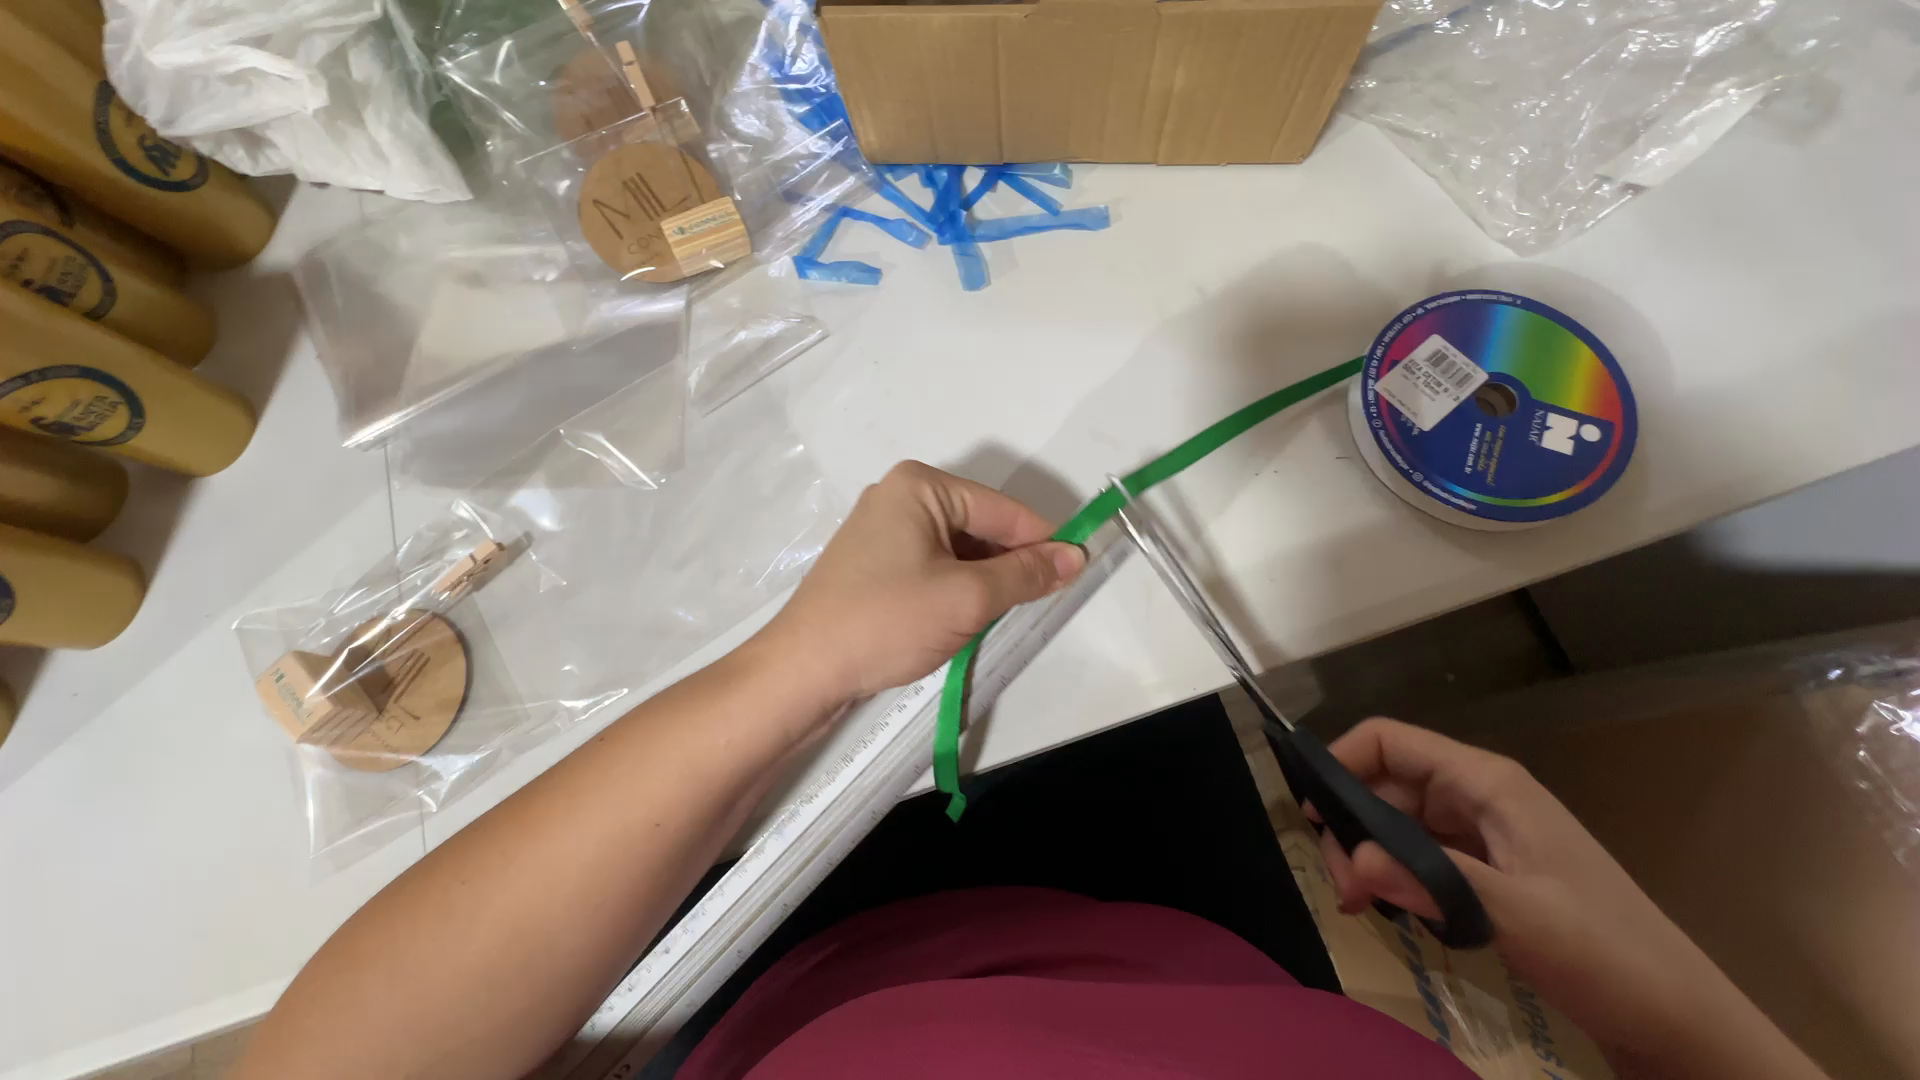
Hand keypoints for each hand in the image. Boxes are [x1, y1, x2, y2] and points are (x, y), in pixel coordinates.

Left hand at [755, 461, 1085, 705]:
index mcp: (920, 485)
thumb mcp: (967, 597)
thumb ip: (1025, 574)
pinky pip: (931, 565)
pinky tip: (960, 619)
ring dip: (981, 581)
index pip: (1002, 509)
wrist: (804, 669)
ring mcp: (881, 529)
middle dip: (1008, 565)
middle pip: (980, 526)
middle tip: (1033, 605)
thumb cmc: (887, 621)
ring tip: (991, 618)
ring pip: (957, 549)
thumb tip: (1075, 556)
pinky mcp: (872, 562)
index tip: (1076, 573)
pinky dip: (954, 588)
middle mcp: (898, 496)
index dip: (1043, 542)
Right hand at [1316, 718, 1824, 1078]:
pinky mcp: (1482, 869)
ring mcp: (1480, 833)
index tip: (1310, 815)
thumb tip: (1354, 861)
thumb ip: (1435, 883)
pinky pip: (1415, 855)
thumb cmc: (1611, 954)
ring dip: (1366, 855)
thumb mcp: (1524, 917)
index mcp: (1487, 783)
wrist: (1681, 1021)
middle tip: (1344, 888)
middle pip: (1383, 784)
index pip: (1389, 741)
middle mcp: (1477, 796)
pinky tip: (1390, 910)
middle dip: (1349, 825)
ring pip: (1394, 822)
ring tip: (1360, 904)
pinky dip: (1391, 876)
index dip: (1340, 761)